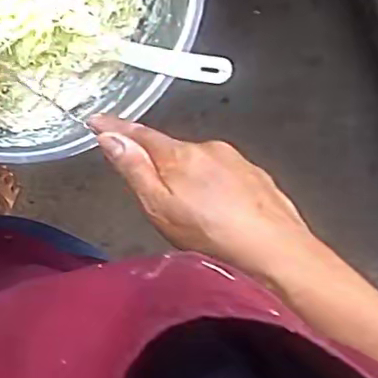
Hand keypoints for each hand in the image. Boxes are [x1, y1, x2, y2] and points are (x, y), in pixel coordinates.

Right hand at [90, 115, 322, 279]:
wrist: (280, 256)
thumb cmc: (215, 236)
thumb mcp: (157, 205)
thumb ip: (132, 168)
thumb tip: (110, 138)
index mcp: (180, 154)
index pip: (137, 132)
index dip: (113, 126)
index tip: (96, 121)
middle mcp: (210, 150)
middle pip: (167, 148)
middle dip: (153, 162)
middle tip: (148, 192)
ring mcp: (237, 162)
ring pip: (196, 162)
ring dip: (184, 177)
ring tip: (185, 210)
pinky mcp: (256, 178)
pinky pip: (220, 175)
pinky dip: (210, 187)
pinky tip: (213, 212)